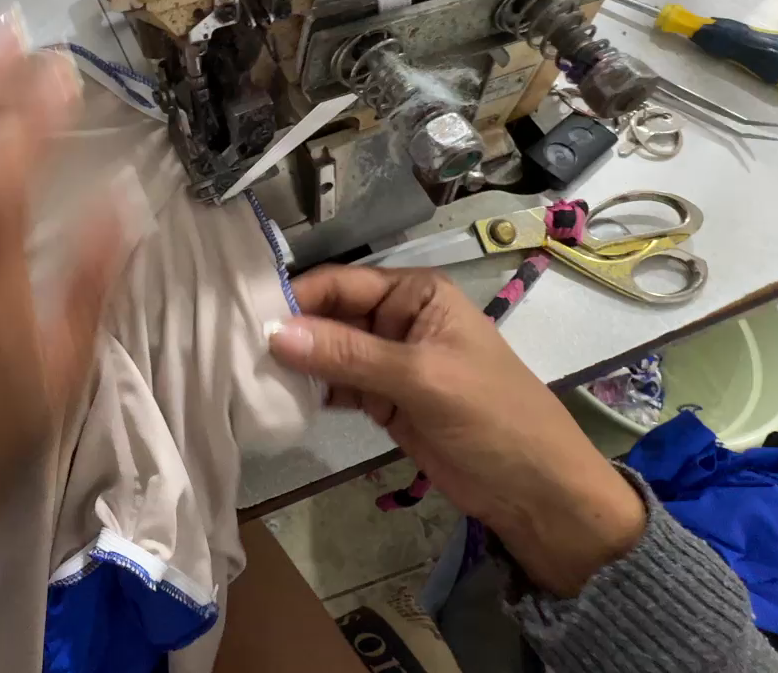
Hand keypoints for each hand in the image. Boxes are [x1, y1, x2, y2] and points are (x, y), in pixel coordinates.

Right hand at [268, 267, 644, 596]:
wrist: (537, 495)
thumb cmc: (492, 416)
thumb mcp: (422, 378)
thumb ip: (348, 355)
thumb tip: (274, 333)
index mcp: (413, 293)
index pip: (342, 283)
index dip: (298, 298)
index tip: (250, 317)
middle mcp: (395, 318)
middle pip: (329, 314)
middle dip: (292, 331)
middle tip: (239, 348)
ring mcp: (386, 360)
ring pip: (327, 350)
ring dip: (296, 362)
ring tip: (250, 373)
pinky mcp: (380, 397)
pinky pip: (335, 383)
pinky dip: (311, 389)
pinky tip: (281, 397)